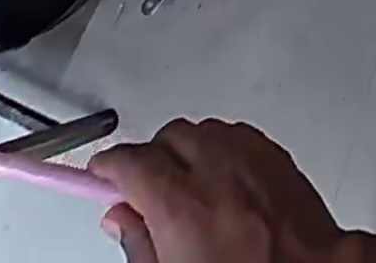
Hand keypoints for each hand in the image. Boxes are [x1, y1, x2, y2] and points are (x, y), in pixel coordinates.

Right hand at [87, 118, 345, 262]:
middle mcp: (217, 169)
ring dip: (188, 147)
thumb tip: (122, 217)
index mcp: (183, 206)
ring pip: (204, 128)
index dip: (109, 165)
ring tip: (185, 182)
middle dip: (151, 155)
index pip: (132, 162)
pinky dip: (221, 145)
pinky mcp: (274, 152)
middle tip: (144, 184)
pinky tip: (220, 172)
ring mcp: (249, 155)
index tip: (101, 172)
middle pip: (170, 135)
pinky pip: (236, 132)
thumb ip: (140, 245)